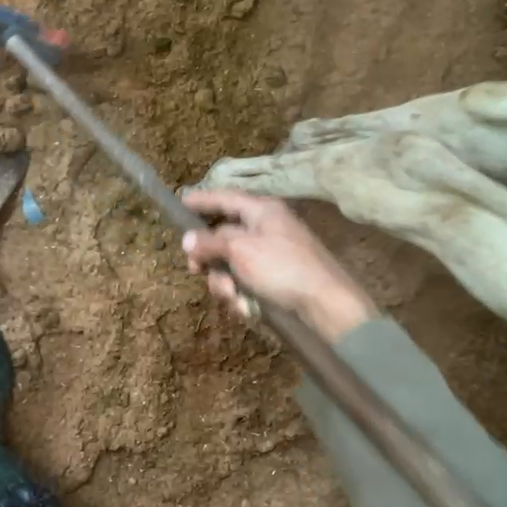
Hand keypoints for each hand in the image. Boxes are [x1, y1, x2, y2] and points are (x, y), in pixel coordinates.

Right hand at [181, 189, 379, 341]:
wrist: (326, 305)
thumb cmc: (282, 268)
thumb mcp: (240, 251)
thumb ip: (210, 242)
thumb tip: (187, 239)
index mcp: (261, 211)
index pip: (225, 198)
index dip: (202, 200)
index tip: (180, 203)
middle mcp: (266, 228)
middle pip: (222, 236)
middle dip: (209, 258)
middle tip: (196, 270)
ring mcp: (270, 254)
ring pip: (230, 264)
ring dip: (224, 283)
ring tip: (233, 297)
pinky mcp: (275, 278)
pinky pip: (245, 281)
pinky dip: (240, 294)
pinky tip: (247, 308)